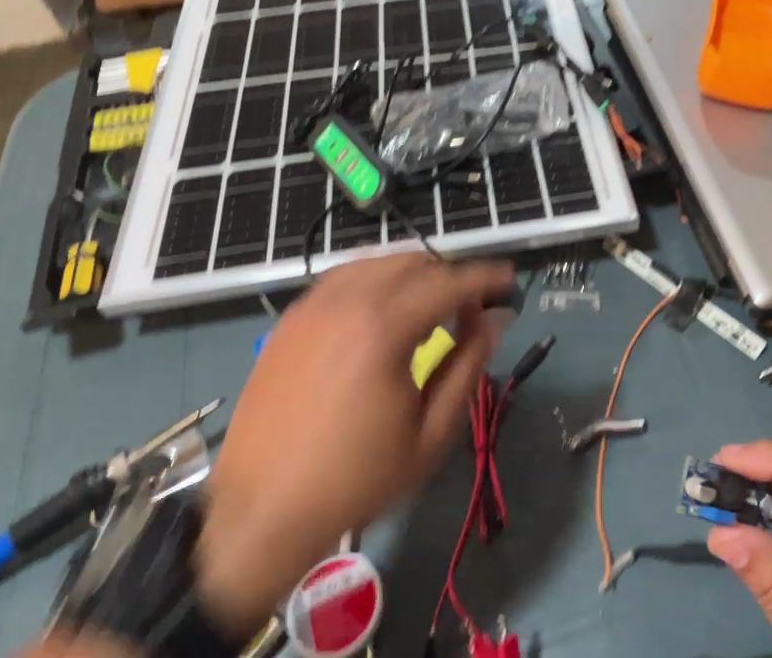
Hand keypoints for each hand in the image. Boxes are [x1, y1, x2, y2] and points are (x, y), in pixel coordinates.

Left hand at [195, 253, 513, 633]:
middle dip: (449, 275)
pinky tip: (381, 312)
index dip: (485, 278)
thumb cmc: (356, 479)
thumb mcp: (430, 434)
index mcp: (384, 328)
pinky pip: (341, 279)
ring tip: (429, 307)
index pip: (448, 282)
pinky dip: (372, 281)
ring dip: (411, 274)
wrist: (261, 508)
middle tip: (470, 309)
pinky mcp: (289, 320)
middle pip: (412, 262)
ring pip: (374, 262)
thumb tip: (494, 321)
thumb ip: (467, 367)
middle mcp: (346, 301)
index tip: (510, 281)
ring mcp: (311, 306)